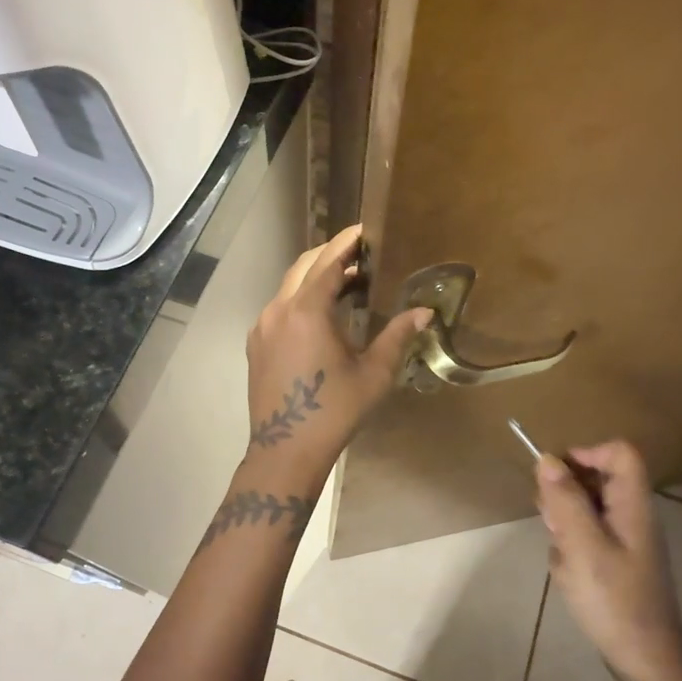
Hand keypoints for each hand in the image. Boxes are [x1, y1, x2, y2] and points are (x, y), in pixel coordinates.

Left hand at [245, 224, 432, 479]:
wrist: (286, 450)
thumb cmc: (335, 411)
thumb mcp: (374, 373)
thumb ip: (397, 336)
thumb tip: (424, 313)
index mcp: (307, 311)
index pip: (328, 262)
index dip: (347, 244)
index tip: (365, 230)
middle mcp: (279, 310)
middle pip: (304, 266)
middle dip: (331, 254)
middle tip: (360, 251)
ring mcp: (263, 327)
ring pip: (289, 286)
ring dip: (316, 276)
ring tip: (348, 280)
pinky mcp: (256, 344)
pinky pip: (280, 307)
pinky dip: (301, 297)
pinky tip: (323, 312)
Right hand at [535, 440, 681, 680]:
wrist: (644, 659)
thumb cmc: (614, 600)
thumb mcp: (583, 546)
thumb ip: (565, 500)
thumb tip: (548, 460)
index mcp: (632, 504)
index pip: (619, 453)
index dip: (586, 453)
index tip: (556, 478)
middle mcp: (632, 515)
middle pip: (597, 479)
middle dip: (566, 496)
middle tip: (553, 525)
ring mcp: (626, 540)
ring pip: (586, 510)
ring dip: (565, 526)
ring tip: (563, 558)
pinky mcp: (616, 562)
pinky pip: (586, 538)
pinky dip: (571, 549)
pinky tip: (570, 576)